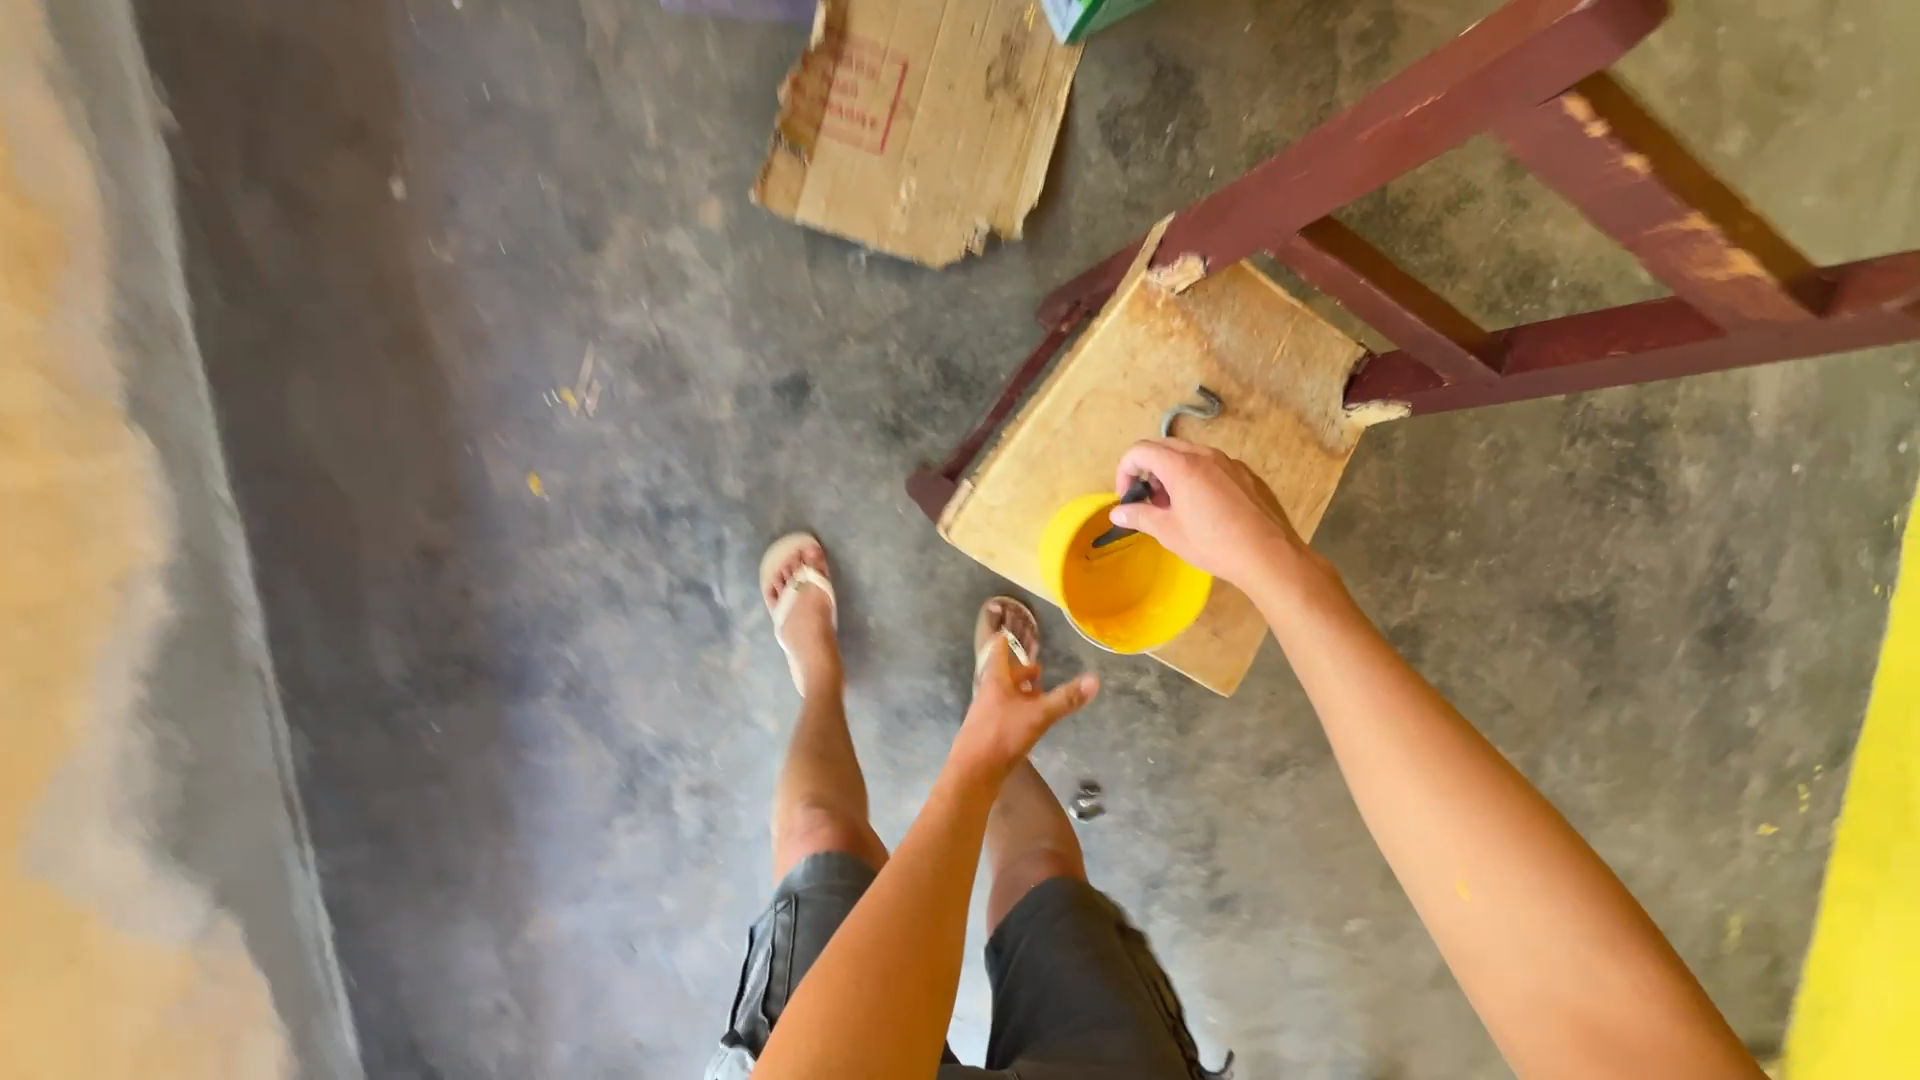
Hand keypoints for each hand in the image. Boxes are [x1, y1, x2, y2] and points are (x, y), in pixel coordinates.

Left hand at [953, 640, 1098, 776]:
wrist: (973, 773)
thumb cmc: (1002, 735)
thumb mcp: (1038, 715)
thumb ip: (1066, 698)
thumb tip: (1095, 679)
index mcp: (995, 681)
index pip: (998, 651)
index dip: (1004, 640)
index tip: (1010, 631)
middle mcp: (988, 693)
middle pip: (1004, 676)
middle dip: (1021, 672)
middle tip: (1039, 669)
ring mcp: (986, 714)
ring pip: (1005, 696)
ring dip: (1021, 693)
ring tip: (1039, 694)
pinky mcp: (989, 733)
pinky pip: (1006, 714)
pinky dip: (1019, 711)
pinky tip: (1031, 722)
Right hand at [1109, 438, 1324, 589]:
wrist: (1269, 554)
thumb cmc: (1213, 543)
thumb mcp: (1168, 532)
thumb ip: (1139, 516)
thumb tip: (1117, 513)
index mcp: (1181, 466)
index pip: (1140, 451)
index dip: (1125, 471)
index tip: (1128, 497)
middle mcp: (1205, 455)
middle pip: (1164, 448)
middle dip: (1148, 470)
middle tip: (1149, 500)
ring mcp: (1229, 462)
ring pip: (1190, 455)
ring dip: (1173, 473)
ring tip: (1176, 506)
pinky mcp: (1247, 474)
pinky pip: (1214, 466)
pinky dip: (1198, 478)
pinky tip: (1206, 509)